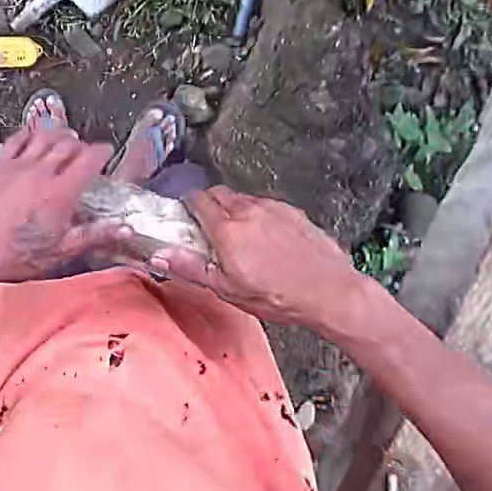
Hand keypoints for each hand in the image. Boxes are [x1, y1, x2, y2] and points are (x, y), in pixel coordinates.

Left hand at [0, 125, 124, 290]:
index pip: (88, 160)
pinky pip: (15, 141)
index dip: (101, 152)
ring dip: (57, 133)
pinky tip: (31, 134)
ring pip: (42, 137)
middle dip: (80, 144)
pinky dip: (28, 134)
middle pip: (66, 144)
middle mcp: (39, 173)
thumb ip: (94, 235)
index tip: (106, 151)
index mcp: (59, 193)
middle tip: (85, 149)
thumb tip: (122, 229)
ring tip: (65, 136)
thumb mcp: (61, 251)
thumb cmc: (14, 257)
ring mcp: (15, 167)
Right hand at [150, 186, 365, 329]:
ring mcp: (272, 208)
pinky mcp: (292, 211)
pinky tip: (267, 239)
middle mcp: (248, 211)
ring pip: (242, 199)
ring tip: (242, 238)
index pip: (198, 199)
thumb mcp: (228, 290)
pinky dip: (259, 215)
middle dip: (210, 205)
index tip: (189, 216)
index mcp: (227, 229)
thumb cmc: (281, 296)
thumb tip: (160, 256)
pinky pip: (266, 205)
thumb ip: (191, 268)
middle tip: (212, 228)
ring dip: (235, 210)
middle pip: (219, 193)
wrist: (331, 292)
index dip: (190, 206)